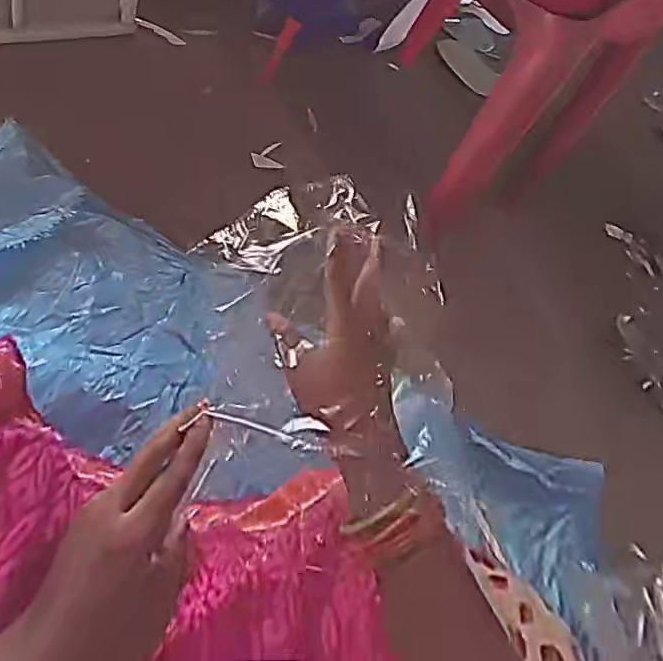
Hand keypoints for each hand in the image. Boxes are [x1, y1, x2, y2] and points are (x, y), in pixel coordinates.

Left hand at [0, 404, 214, 660]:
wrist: (46, 653)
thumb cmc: (111, 636)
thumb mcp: (158, 603)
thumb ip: (176, 553)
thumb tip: (183, 517)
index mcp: (134, 532)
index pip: (171, 478)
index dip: (191, 448)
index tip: (207, 419)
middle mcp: (110, 510)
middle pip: (147, 458)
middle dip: (175, 428)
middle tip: (199, 406)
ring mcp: (91, 512)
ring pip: (132, 473)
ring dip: (158, 453)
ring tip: (182, 436)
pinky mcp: (81, 522)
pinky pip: (121, 490)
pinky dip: (143, 477)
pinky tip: (154, 481)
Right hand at [267, 229, 399, 456]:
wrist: (365, 431)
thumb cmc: (329, 400)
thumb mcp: (298, 369)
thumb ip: (286, 339)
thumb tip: (271, 316)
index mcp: (344, 323)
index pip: (340, 280)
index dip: (339, 254)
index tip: (338, 231)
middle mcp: (367, 324)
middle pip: (370, 282)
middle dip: (369, 256)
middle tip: (369, 234)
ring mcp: (382, 339)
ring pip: (382, 298)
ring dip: (378, 277)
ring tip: (377, 260)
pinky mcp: (388, 353)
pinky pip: (388, 321)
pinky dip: (385, 310)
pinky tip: (391, 315)